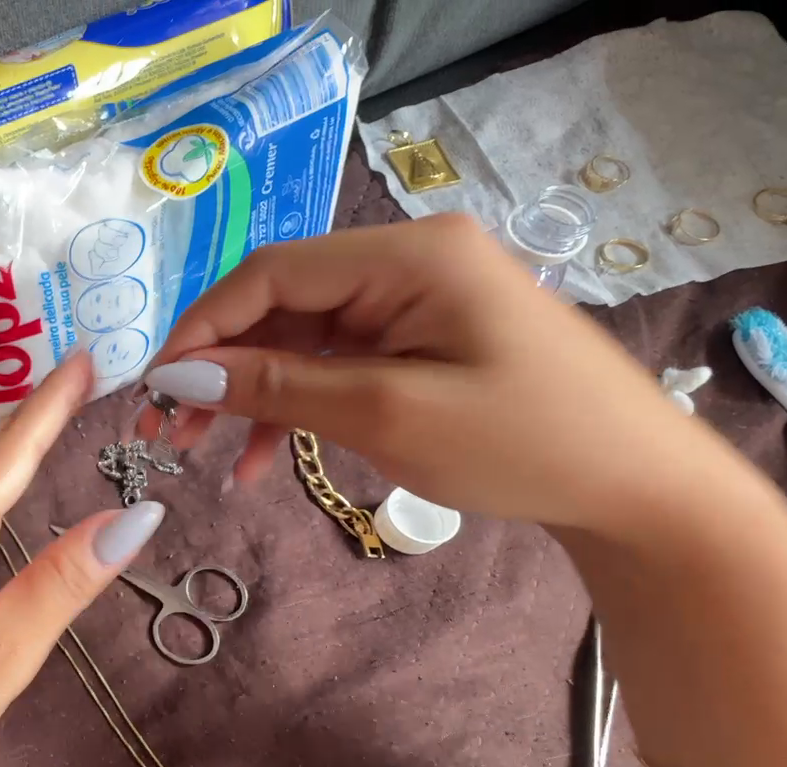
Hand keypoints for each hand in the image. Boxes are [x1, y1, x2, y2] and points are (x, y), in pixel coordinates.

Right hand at [137, 216, 736, 536]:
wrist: (634, 489)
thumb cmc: (521, 442)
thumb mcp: (383, 413)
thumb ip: (274, 387)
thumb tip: (177, 377)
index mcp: (406, 256)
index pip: (268, 274)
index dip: (200, 329)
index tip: (152, 390)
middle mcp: (400, 267)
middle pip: (273, 309)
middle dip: (213, 371)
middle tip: (164, 433)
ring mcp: (404, 308)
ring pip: (290, 344)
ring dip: (240, 398)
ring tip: (195, 453)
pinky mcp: (407, 346)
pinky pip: (325, 370)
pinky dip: (285, 413)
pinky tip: (255, 465)